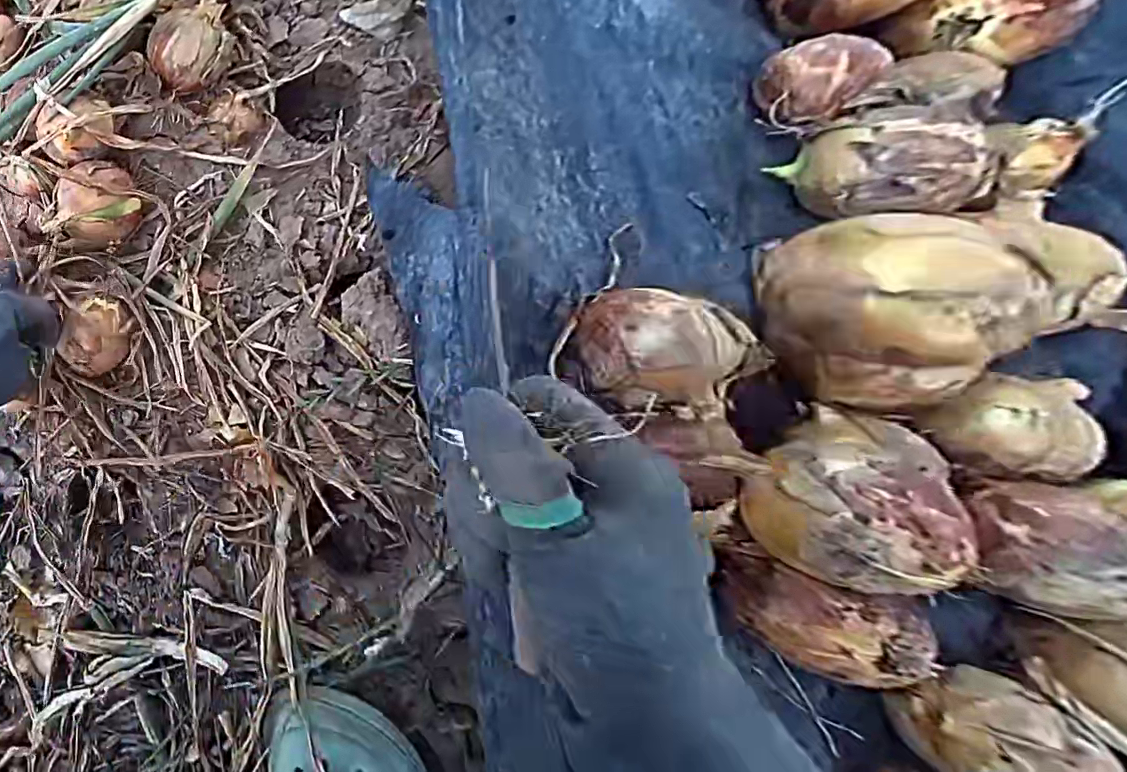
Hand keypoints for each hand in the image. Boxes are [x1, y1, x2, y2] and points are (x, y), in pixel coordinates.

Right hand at [444, 376, 814, 770]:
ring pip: (497, 492)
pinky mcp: (561, 553)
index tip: (476, 463)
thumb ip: (513, 465)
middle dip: (488, 498)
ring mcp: (579, 520)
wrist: (651, 729)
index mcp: (619, 461)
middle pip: (507, 449)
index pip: (540, 399)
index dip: (498, 420)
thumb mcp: (555, 538)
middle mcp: (600, 482)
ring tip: (507, 579)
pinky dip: (497, 557)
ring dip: (486, 535)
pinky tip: (510, 590)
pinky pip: (506, 530)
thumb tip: (476, 396)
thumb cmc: (610, 623)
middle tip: (500, 543)